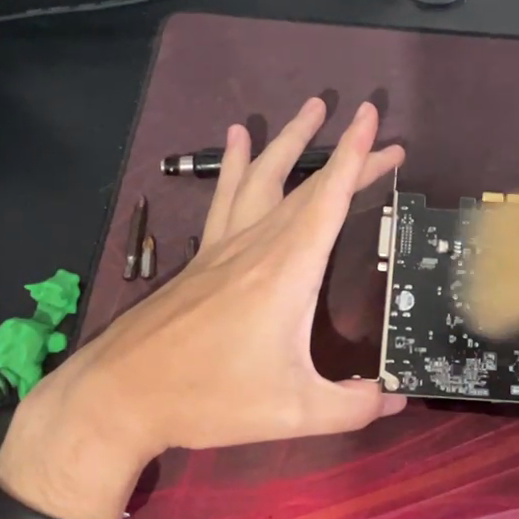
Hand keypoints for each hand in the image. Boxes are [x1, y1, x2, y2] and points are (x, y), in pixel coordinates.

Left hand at [0, 98, 405, 518]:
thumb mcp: (293, 412)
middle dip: (348, 157)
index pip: (328, 200)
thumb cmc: (209, 399)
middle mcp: (257, 247)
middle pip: (309, 188)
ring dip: (291, 141)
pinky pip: (226, 197)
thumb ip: (353, 406)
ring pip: (264, 179)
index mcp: (286, 272)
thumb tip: (398, 398)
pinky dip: (237, 165)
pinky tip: (238, 138)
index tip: (371, 116)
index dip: (354, 156)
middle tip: (382, 136)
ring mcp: (225, 248)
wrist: (120, 396)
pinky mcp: (203, 258)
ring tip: (312, 107)